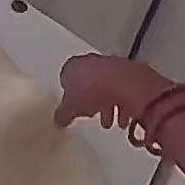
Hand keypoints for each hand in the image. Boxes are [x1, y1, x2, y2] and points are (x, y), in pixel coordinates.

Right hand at [53, 53, 176, 129]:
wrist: (122, 84)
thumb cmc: (92, 91)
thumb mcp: (70, 108)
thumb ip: (62, 115)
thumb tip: (59, 120)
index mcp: (73, 65)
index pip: (66, 78)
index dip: (68, 95)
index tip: (71, 108)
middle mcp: (91, 61)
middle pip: (87, 82)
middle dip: (89, 100)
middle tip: (90, 114)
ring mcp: (109, 65)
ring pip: (105, 87)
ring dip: (107, 105)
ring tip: (108, 122)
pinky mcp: (126, 73)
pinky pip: (120, 89)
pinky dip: (121, 104)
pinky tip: (122, 119)